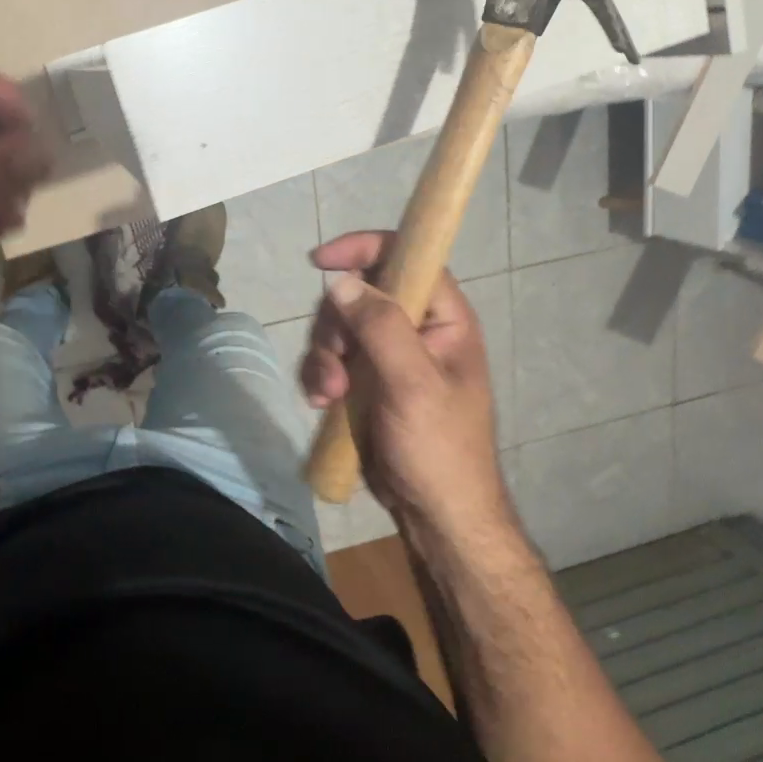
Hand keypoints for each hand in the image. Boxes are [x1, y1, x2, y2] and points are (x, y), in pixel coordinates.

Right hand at [302, 232, 510, 535]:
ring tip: (328, 395)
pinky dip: (319, 377)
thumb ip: (380, 327)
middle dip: (336, 325)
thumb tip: (342, 281)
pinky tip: (322, 404)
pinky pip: (330, 361)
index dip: (365, 248)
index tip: (322, 260)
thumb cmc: (439, 447)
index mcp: (443, 319)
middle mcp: (415, 329)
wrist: (435, 514)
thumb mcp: (413, 383)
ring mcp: (387, 357)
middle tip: (336, 361)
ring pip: (338, 328)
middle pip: (360, 293)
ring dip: (324, 358)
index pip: (408, 258)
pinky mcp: (366, 384)